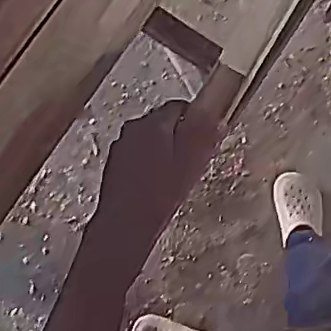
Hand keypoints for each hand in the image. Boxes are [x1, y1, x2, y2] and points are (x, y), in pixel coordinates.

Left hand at [84, 99, 220, 280]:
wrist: (126, 223)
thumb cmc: (159, 194)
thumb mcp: (192, 162)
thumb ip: (204, 136)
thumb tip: (217, 119)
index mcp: (153, 123)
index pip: (178, 107)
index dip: (195, 120)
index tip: (205, 134)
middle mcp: (132, 130)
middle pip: (162, 123)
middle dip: (178, 135)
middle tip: (193, 157)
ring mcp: (120, 147)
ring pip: (149, 140)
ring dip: (163, 151)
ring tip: (176, 175)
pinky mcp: (114, 166)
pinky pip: (137, 156)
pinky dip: (149, 165)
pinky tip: (157, 186)